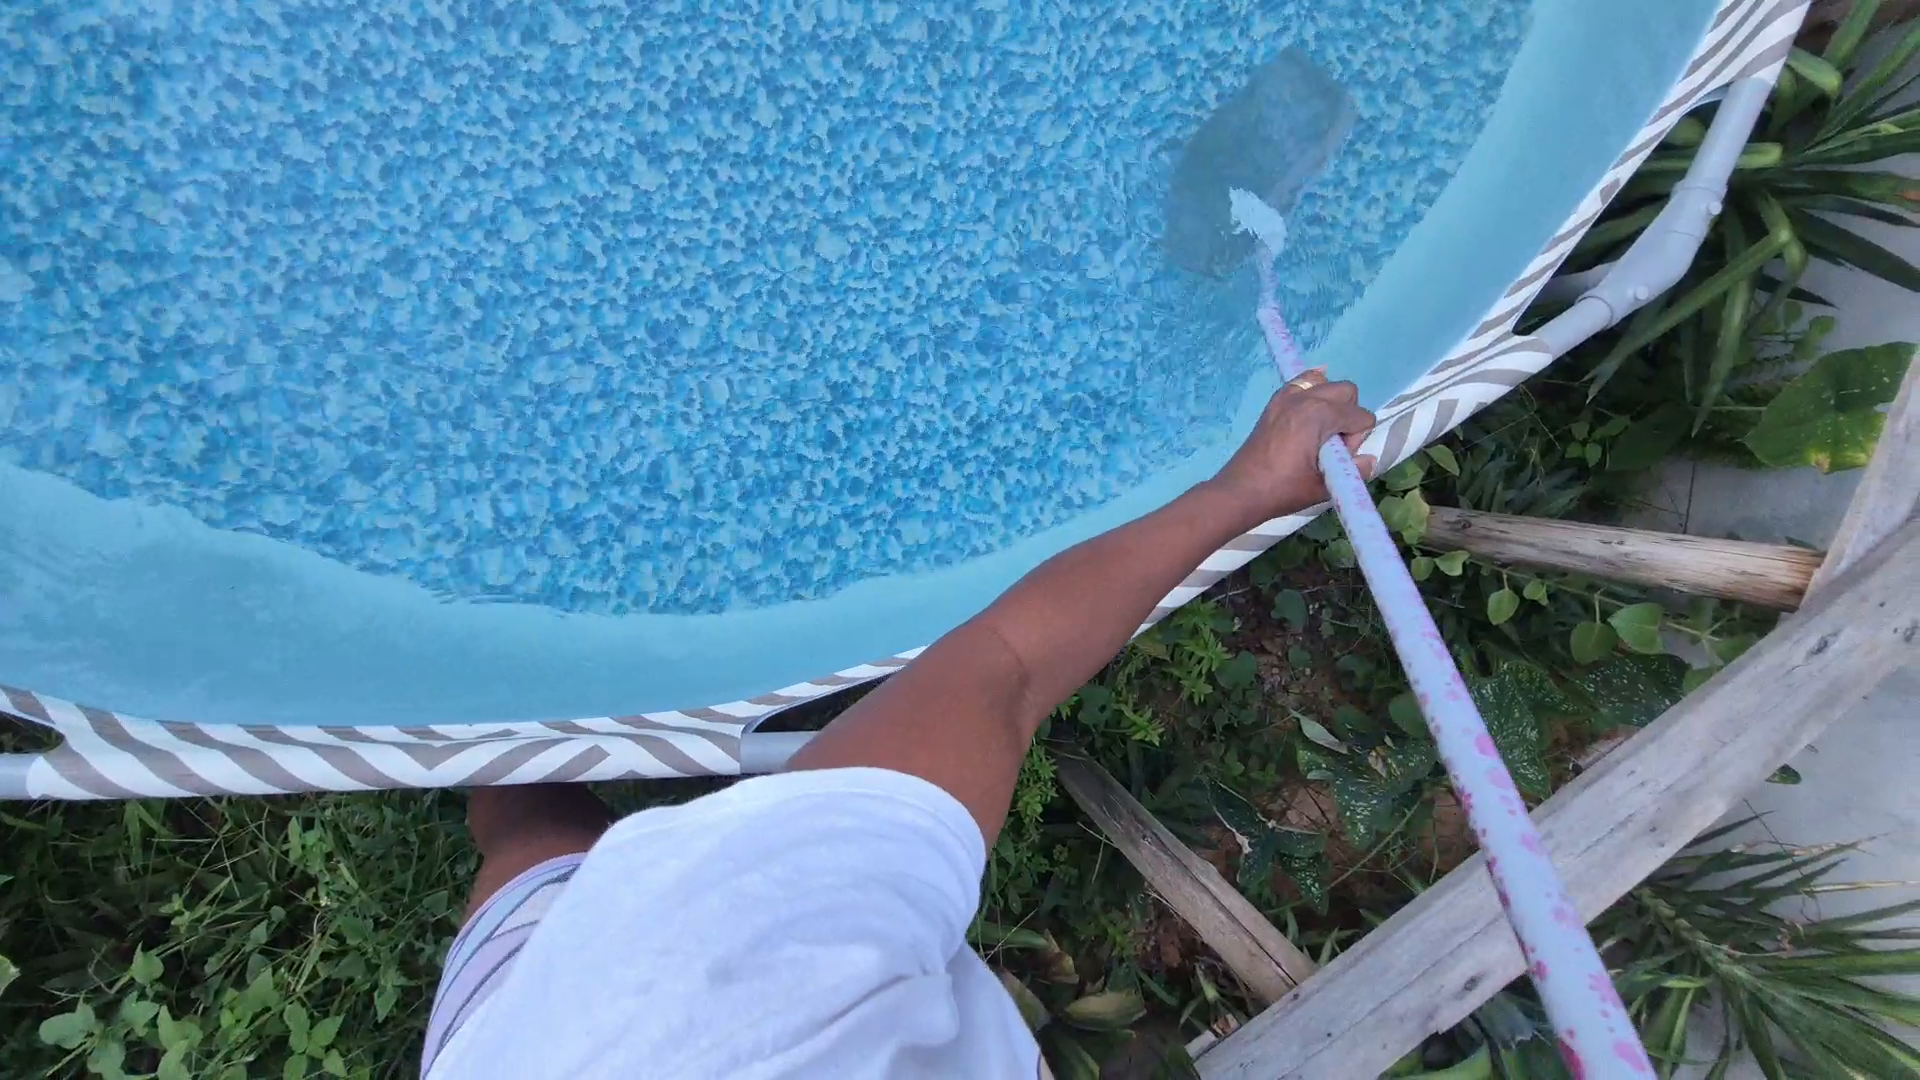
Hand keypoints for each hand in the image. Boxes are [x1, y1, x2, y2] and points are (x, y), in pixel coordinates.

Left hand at [1209, 368, 1375, 523]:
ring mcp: (1285, 398)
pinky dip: (1311, 386)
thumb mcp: (1324, 487)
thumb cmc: (1281, 490)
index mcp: (1319, 415)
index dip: (1356, 439)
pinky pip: (1299, 382)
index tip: (1337, 457)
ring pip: (1324, 382)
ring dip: (1331, 401)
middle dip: (1348, 414)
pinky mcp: (1273, 404)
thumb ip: (1354, 471)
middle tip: (1332, 443)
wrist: (1240, 492)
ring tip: (1321, 428)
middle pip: (1346, 391)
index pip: (1361, 416)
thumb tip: (1368, 459)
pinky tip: (1312, 401)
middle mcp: (1303, 398)